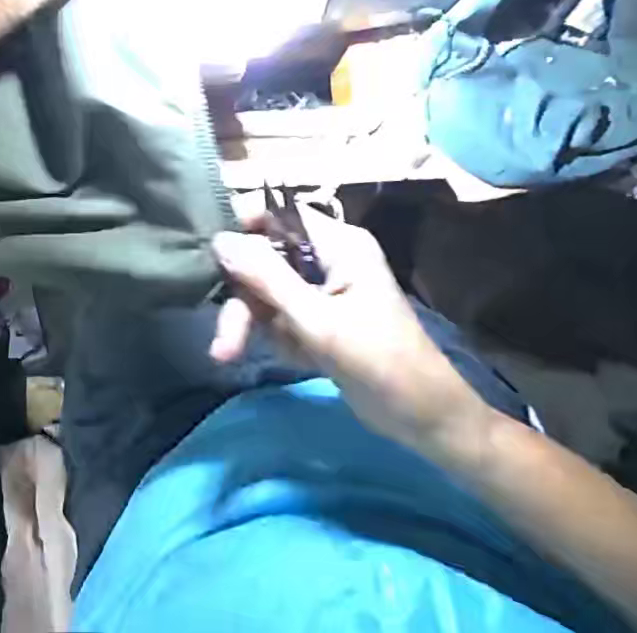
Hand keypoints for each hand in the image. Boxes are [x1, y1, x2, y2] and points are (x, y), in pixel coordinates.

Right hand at [208, 210, 496, 456]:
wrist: (427, 422)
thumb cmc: (380, 364)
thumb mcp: (316, 321)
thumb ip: (265, 277)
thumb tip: (218, 239)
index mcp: (336, 244)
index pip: (275, 213)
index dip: (239, 225)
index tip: (208, 253)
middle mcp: (325, 257)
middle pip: (261, 259)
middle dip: (241, 299)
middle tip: (224, 340)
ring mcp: (318, 286)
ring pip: (262, 289)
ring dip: (248, 322)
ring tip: (229, 354)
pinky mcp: (314, 314)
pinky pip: (274, 312)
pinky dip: (270, 335)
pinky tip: (287, 359)